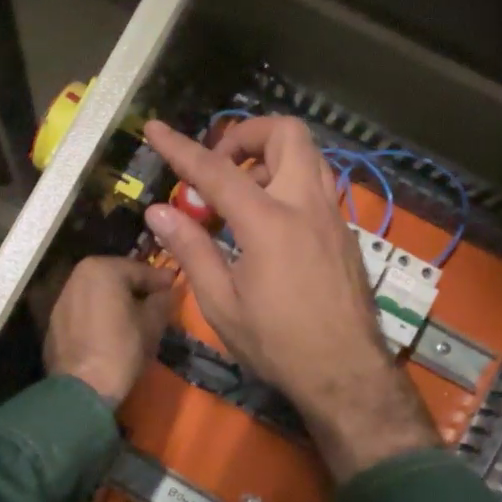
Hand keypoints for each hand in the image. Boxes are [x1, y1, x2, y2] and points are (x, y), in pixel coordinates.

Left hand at [45, 257, 177, 406]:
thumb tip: (171, 290)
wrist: (82, 387)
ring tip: (135, 316)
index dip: (161, 281)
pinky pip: (85, 310)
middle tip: (157, 301)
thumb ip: (163, 300)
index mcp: (102, 269)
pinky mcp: (55, 321)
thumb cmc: (122, 349)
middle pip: (116, 279)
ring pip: (99, 294)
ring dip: (117, 301)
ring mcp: (62, 298)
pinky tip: (111, 330)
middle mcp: (78, 276)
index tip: (175, 287)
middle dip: (137, 289)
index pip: (141, 270)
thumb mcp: (152, 323)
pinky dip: (99, 314)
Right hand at [142, 117, 438, 479]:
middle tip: (218, 169)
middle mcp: (306, 205)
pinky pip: (316, 184)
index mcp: (268, 222)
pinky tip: (267, 223)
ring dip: (270, 157)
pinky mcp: (344, 232)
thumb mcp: (221, 303)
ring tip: (239, 194)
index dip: (180, 147)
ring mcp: (332, 216)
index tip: (154, 128)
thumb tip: (159, 212)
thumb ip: (191, 249)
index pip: (216, 170)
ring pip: (308, 154)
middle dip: (245, 136)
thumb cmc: (277, 344)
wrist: (346, 373)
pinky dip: (287, 182)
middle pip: (285, 133)